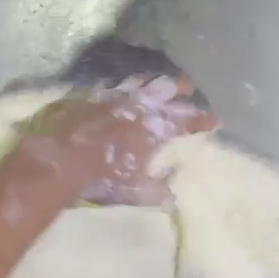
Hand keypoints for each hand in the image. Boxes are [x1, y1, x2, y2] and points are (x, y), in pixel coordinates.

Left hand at [21, 75, 216, 204]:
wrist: (62, 159)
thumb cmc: (104, 177)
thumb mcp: (135, 191)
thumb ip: (157, 191)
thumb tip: (173, 196)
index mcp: (156, 128)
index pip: (187, 120)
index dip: (203, 119)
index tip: (215, 120)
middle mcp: (141, 107)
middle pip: (168, 89)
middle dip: (182, 88)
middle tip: (189, 88)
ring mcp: (116, 98)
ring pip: (143, 81)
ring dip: (154, 81)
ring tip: (160, 81)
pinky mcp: (94, 96)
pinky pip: (114, 85)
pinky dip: (124, 87)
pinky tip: (123, 89)